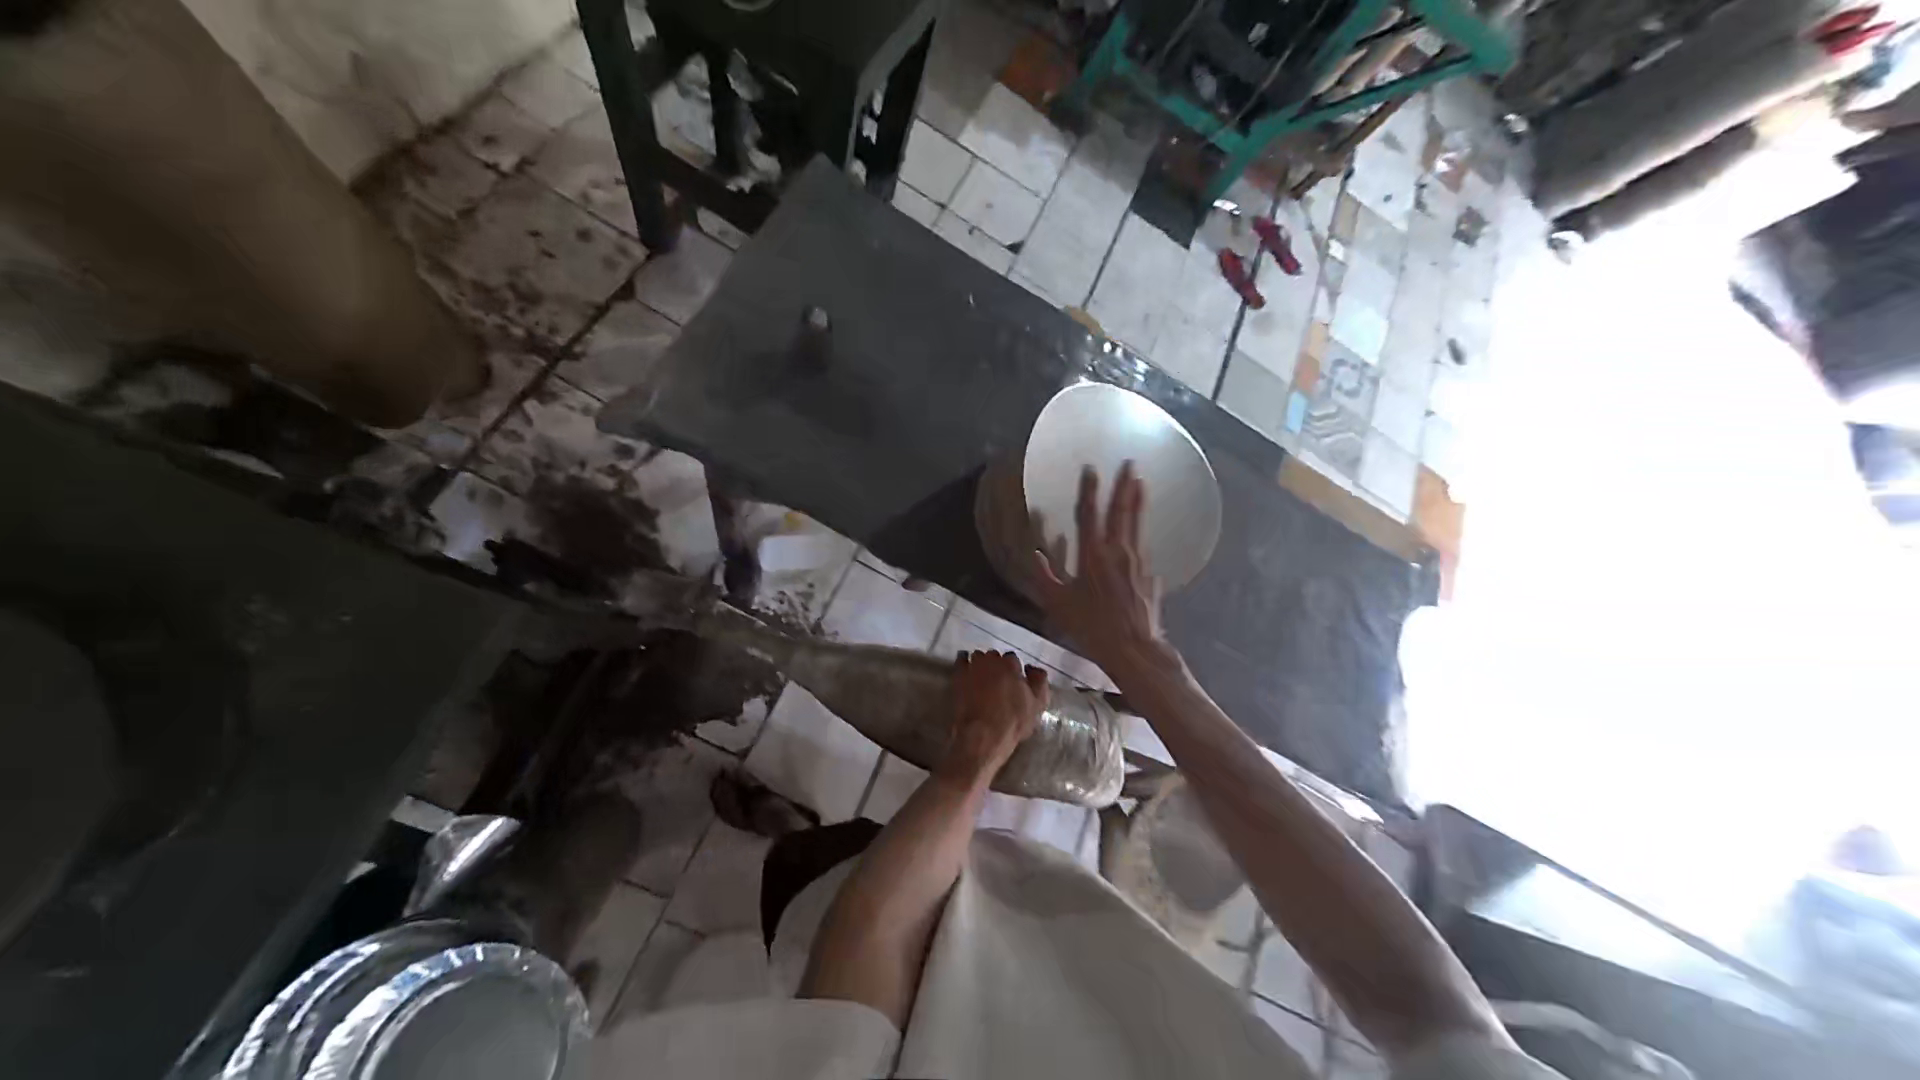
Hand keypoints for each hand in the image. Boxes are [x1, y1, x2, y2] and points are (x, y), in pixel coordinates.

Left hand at [941, 650, 1046, 783]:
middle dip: (997, 665)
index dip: (1013, 670)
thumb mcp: (1037, 705)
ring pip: (978, 657)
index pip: (1013, 659)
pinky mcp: (958, 675)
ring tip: (982, 677)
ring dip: (981, 663)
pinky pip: (961, 659)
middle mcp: (991, 660)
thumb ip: (1039, 682)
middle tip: (998, 681)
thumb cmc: (1013, 721)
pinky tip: (967, 669)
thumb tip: (1032, 668)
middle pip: (995, 656)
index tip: (1013, 680)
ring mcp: (973, 666)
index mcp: (1011, 665)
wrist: (983, 735)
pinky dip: (965, 661)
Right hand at [1029, 462, 1175, 680]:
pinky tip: (1142, 526)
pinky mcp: (1150, 574)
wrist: (1134, 648)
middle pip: (1121, 511)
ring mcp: (1137, 562)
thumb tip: (1035, 552)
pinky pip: (1143, 545)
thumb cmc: (1091, 627)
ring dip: (1138, 500)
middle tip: (1130, 462)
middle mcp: (1118, 552)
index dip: (1089, 490)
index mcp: (1092, 556)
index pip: (1090, 515)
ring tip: (1141, 481)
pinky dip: (1141, 529)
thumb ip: (1044, 576)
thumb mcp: (1058, 604)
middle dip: (1123, 485)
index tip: (1091, 469)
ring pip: (1137, 523)